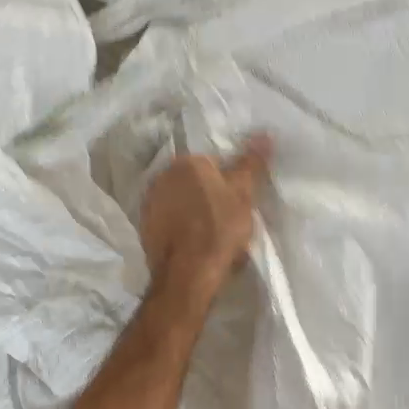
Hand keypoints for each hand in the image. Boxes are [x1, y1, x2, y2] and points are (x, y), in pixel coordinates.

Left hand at [139, 135, 272, 312]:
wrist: (187, 274)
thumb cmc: (219, 231)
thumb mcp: (243, 196)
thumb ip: (251, 163)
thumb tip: (264, 134)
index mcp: (188, 162)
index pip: (213, 164)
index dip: (228, 185)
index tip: (237, 205)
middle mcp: (163, 175)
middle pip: (194, 183)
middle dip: (207, 196)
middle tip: (225, 222)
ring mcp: (149, 202)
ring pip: (179, 202)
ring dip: (191, 213)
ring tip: (208, 236)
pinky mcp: (144, 228)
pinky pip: (167, 221)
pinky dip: (178, 229)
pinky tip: (191, 245)